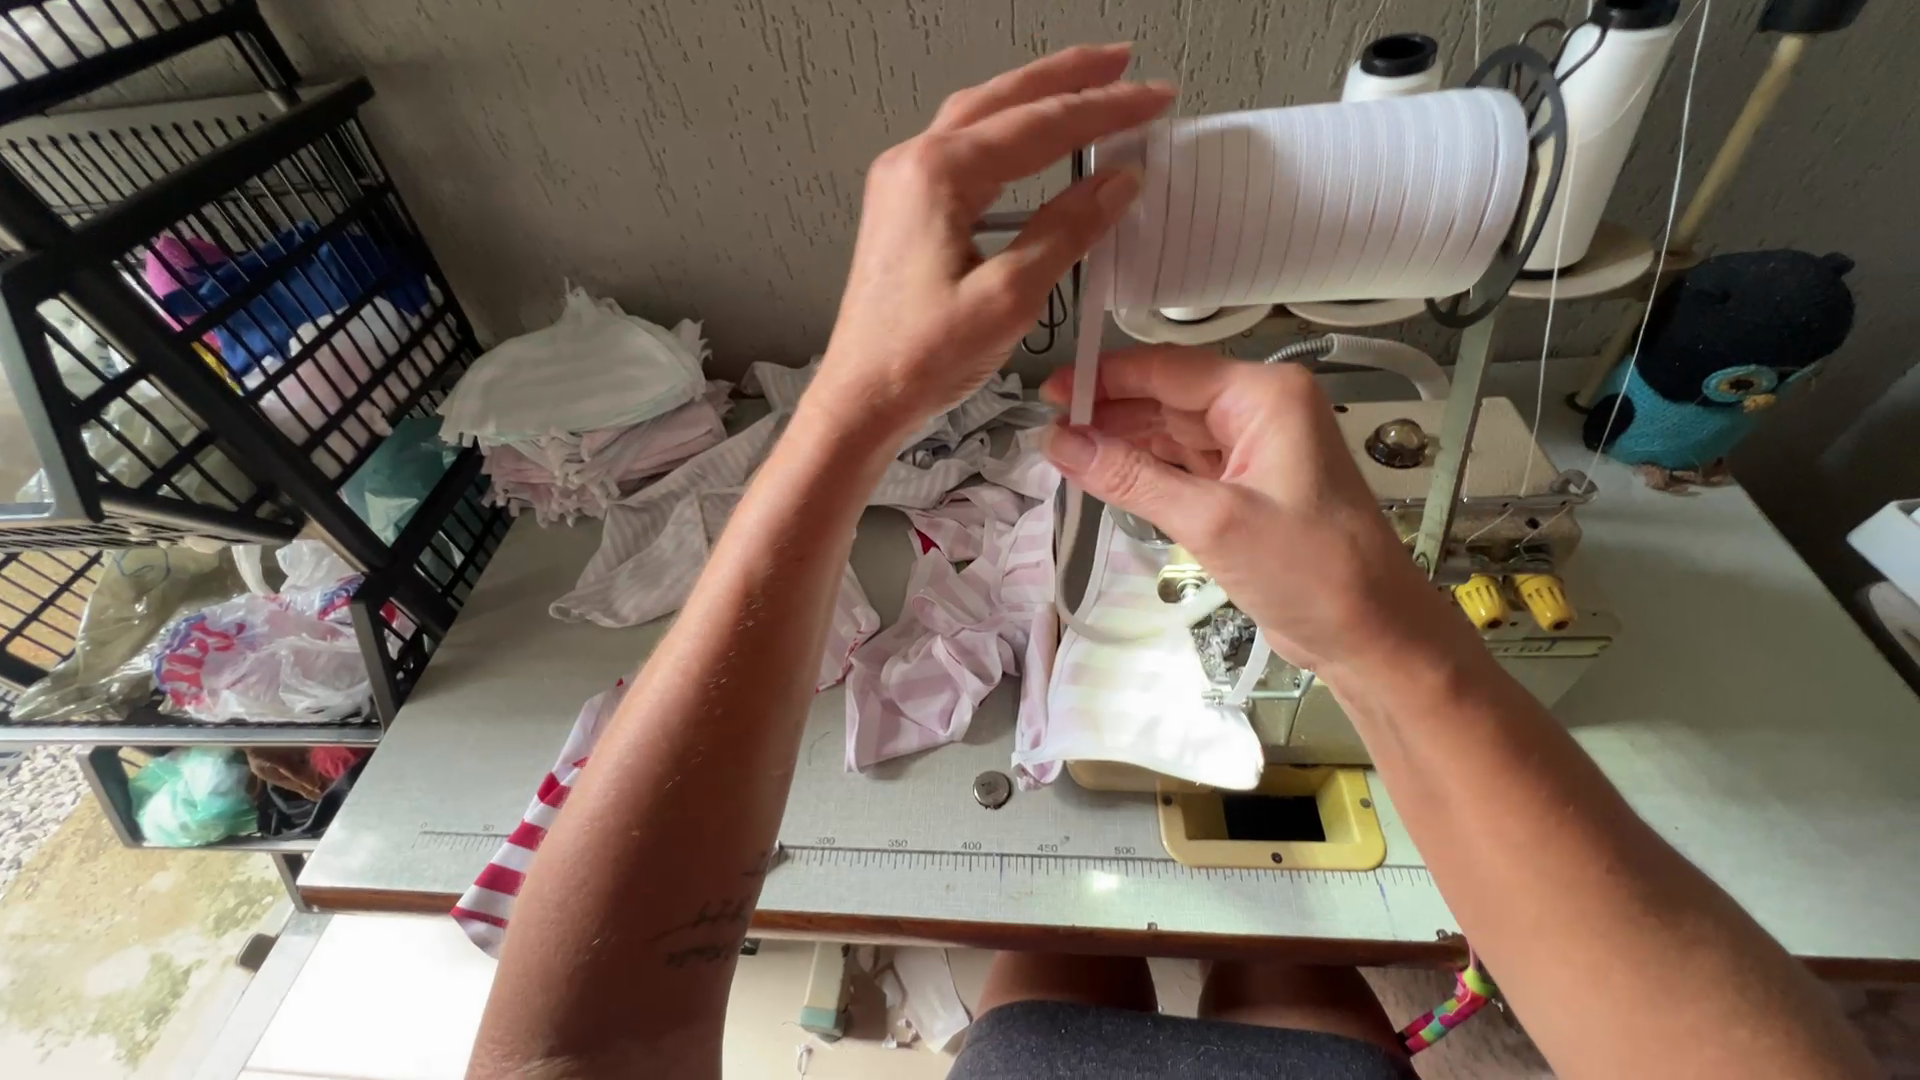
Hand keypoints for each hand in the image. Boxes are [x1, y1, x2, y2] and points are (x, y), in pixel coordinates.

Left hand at [808, 44, 1170, 442]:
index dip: (1105, 110)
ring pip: (977, 121)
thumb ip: (1065, 231)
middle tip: (1121, 64)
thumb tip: (1115, 184)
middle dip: (1068, 79)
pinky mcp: (902, 215)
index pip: (1040, 124)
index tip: (1153, 101)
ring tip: (1082, 90)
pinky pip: (959, 157)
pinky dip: (1003, 142)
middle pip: (1003, 100)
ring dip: (1032, 101)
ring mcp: (902, 188)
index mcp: (938, 175)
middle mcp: (912, 166)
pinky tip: (1027, 151)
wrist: (863, 398)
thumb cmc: (919, 358)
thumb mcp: (1008, 296)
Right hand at [1040, 347, 1477, 674]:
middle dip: (1109, 413)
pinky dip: (1145, 470)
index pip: (1168, 370)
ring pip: (1171, 431)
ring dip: (1122, 443)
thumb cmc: (1306, 569)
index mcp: (1264, 395)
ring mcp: (1253, 449)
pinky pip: (1182, 464)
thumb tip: (1059, 443)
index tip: (1049, 393)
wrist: (1369, 634)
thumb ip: (1131, 476)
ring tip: (1066, 454)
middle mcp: (1259, 410)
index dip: (1104, 378)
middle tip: (1050, 431)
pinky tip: (1105, 476)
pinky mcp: (1244, 486)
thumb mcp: (1211, 519)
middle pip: (1167, 396)